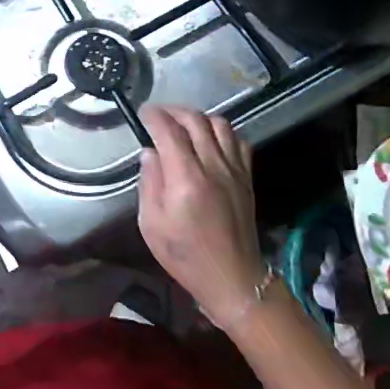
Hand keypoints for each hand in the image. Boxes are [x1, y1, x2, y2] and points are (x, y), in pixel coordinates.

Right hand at [137, 105, 265, 325]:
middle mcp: (213, 166)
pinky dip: (221, 132)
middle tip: (159, 115)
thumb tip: (150, 153)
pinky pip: (237, 141)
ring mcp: (234, 170)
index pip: (169, 131)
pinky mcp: (246, 177)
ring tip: (183, 124)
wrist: (232, 277)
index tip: (143, 113)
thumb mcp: (151, 225)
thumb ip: (149, 184)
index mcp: (186, 179)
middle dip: (174, 111)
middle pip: (196, 120)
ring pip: (220, 124)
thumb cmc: (185, 256)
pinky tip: (209, 140)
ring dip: (198, 118)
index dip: (154, 116)